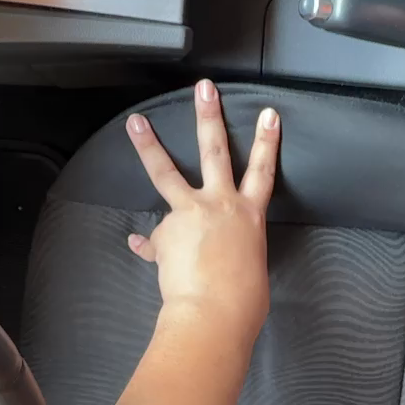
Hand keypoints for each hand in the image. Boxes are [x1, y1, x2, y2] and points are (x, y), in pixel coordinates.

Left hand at [124, 80, 278, 336]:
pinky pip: (153, 240)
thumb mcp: (251, 269)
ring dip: (149, 145)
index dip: (267, 142)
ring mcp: (188, 216)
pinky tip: (138, 244)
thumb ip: (235, 251)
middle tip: (203, 89)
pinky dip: (148, 245)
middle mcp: (220, 206)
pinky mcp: (164, 235)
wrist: (214, 314)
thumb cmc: (244, 302)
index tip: (268, 114)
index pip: (263, 171)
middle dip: (209, 117)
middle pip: (214, 151)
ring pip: (166, 173)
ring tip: (136, 123)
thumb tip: (215, 253)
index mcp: (249, 217)